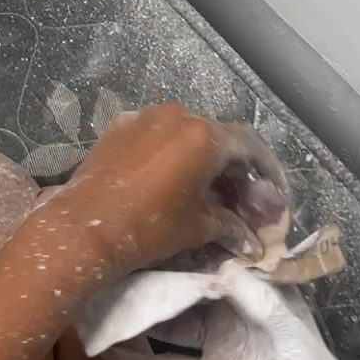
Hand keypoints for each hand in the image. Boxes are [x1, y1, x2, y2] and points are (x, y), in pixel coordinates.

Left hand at [40, 103, 275, 276]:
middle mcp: (178, 115)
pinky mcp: (121, 122)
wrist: (88, 224)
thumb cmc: (151, 226)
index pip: (249, 144)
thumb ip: (231, 226)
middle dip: (231, 166)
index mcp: (204, 136)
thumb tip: (253, 244)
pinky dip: (168, 150)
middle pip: (217, 136)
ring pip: (185, 131)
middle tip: (237, 196)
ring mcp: (146, 115)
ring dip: (199, 155)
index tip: (272, 191)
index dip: (266, 167)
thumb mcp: (199, 228)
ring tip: (202, 187)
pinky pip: (155, 132)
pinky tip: (166, 176)